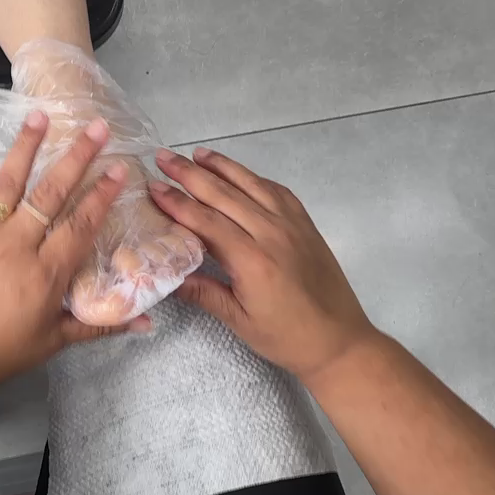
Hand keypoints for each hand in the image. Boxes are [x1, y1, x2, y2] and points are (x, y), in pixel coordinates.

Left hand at [0, 112, 150, 392]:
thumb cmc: (6, 350)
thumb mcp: (57, 340)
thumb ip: (101, 325)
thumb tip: (148, 322)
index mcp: (45, 272)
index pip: (80, 224)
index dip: (102, 194)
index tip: (119, 167)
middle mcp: (16, 246)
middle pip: (50, 193)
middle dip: (76, 157)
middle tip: (96, 127)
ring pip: (7, 184)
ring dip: (25, 147)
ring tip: (40, 116)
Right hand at [147, 147, 382, 383]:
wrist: (341, 340)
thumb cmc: (286, 337)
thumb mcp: (239, 321)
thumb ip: (203, 292)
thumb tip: (165, 274)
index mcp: (252, 260)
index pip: (206, 221)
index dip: (177, 202)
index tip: (153, 186)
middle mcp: (272, 233)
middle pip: (224, 195)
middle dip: (190, 174)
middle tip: (164, 157)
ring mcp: (292, 224)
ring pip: (251, 184)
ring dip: (222, 166)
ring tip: (196, 153)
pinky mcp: (305, 223)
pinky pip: (276, 191)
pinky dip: (253, 177)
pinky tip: (238, 172)